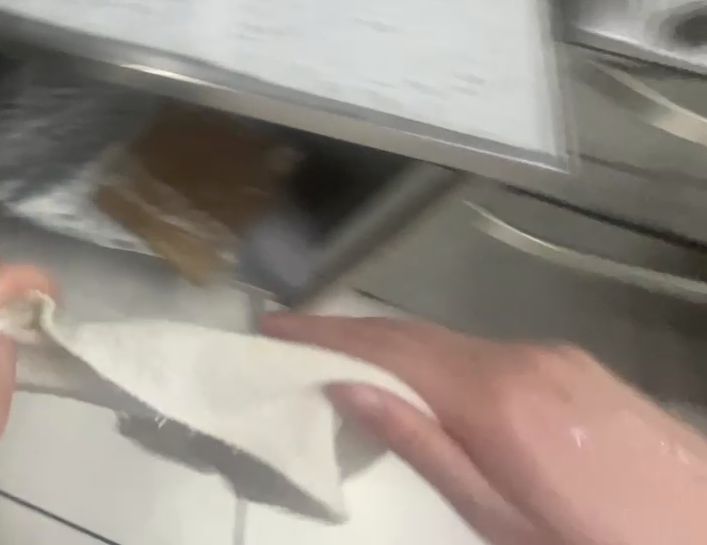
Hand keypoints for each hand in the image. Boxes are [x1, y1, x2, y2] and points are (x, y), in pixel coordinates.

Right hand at [262, 311, 706, 544]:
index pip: (381, 347)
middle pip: (407, 332)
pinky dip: (439, 355)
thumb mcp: (505, 523)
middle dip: (345, 332)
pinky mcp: (583, 368)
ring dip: (391, 343)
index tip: (265, 325)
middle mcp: (518, 358)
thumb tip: (341, 385)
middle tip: (290, 338)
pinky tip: (430, 378)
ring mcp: (555, 358)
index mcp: (492, 396)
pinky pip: (485, 350)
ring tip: (347, 357)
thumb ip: (422, 447)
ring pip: (446, 339)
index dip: (317, 333)